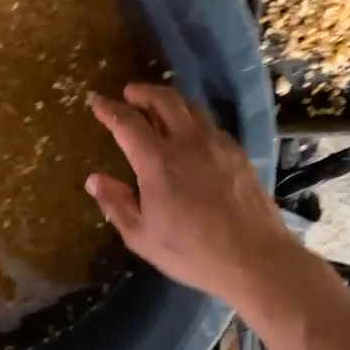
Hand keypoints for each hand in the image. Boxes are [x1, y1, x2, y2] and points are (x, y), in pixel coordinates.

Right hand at [85, 84, 299, 307]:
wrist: (254, 258)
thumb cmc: (191, 252)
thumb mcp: (141, 236)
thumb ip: (116, 203)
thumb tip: (95, 179)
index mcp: (157, 162)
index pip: (127, 122)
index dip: (109, 110)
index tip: (98, 102)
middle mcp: (187, 142)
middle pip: (164, 99)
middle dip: (143, 91)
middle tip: (130, 93)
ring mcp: (217, 144)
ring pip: (191, 108)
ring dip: (170, 101)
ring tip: (158, 108)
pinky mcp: (238, 153)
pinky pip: (210, 125)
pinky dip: (193, 121)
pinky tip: (190, 136)